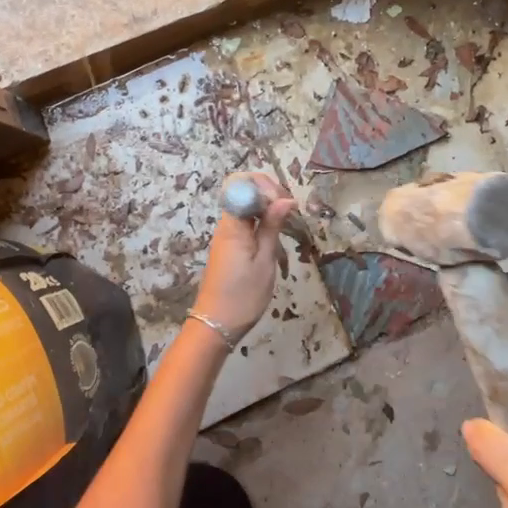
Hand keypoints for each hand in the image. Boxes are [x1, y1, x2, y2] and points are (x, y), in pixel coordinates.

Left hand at [190, 172, 293, 340]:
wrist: (216, 324)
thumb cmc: (243, 295)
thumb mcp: (265, 260)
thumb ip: (272, 226)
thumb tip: (285, 199)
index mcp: (233, 224)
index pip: (242, 183)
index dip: (265, 185)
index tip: (285, 202)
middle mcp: (227, 224)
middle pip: (245, 191)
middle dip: (270, 193)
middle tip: (291, 211)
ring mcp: (227, 234)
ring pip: (248, 207)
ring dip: (269, 209)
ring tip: (289, 223)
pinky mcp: (230, 245)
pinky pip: (247, 222)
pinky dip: (263, 223)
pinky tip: (278, 237)